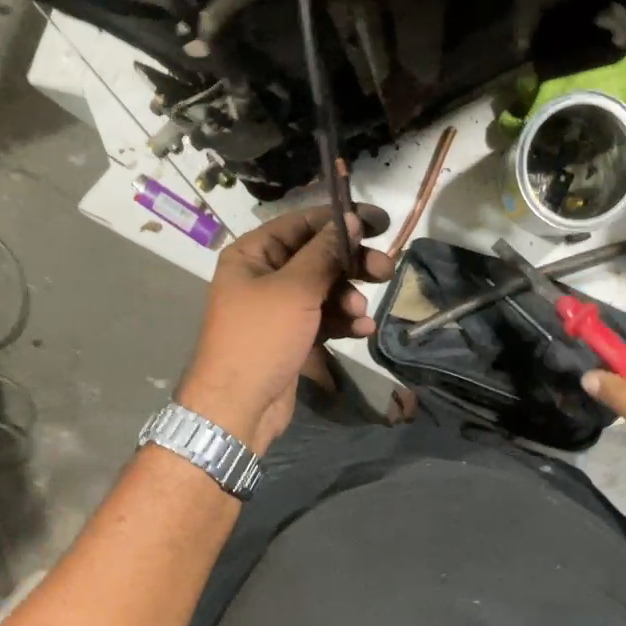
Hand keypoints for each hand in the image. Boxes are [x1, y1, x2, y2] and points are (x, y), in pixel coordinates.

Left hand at [177, 203, 393, 450]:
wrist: (239, 406)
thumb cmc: (260, 339)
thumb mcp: (294, 290)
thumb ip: (325, 253)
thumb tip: (350, 218)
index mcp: (253, 254)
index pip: (302, 224)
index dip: (341, 221)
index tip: (380, 223)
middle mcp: (264, 276)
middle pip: (318, 257)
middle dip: (352, 265)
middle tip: (386, 270)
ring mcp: (278, 309)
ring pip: (325, 290)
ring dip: (349, 298)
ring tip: (361, 314)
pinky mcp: (292, 337)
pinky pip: (324, 319)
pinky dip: (343, 322)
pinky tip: (362, 331)